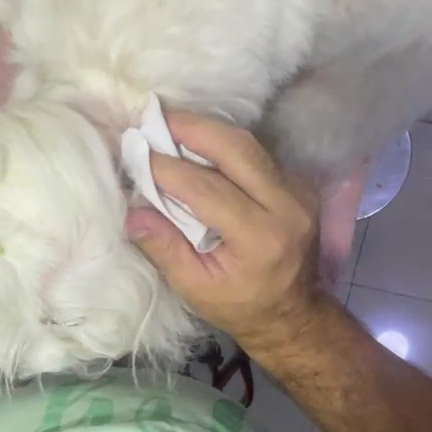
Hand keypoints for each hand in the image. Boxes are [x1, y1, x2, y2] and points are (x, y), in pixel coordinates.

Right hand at [125, 114, 329, 354]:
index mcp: (260, 239)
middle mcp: (287, 207)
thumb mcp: (195, 288)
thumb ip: (165, 249)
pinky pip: (257, 154)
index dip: (168, 169)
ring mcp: (299, 192)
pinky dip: (224, 145)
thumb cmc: (239, 305)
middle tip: (154, 117)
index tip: (136, 153)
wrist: (292, 314)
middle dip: (192, 128)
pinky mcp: (299, 184)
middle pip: (237, 149)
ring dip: (208, 130)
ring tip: (171, 124)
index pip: (207, 190)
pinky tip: (197, 144)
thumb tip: (132, 214)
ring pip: (249, 145)